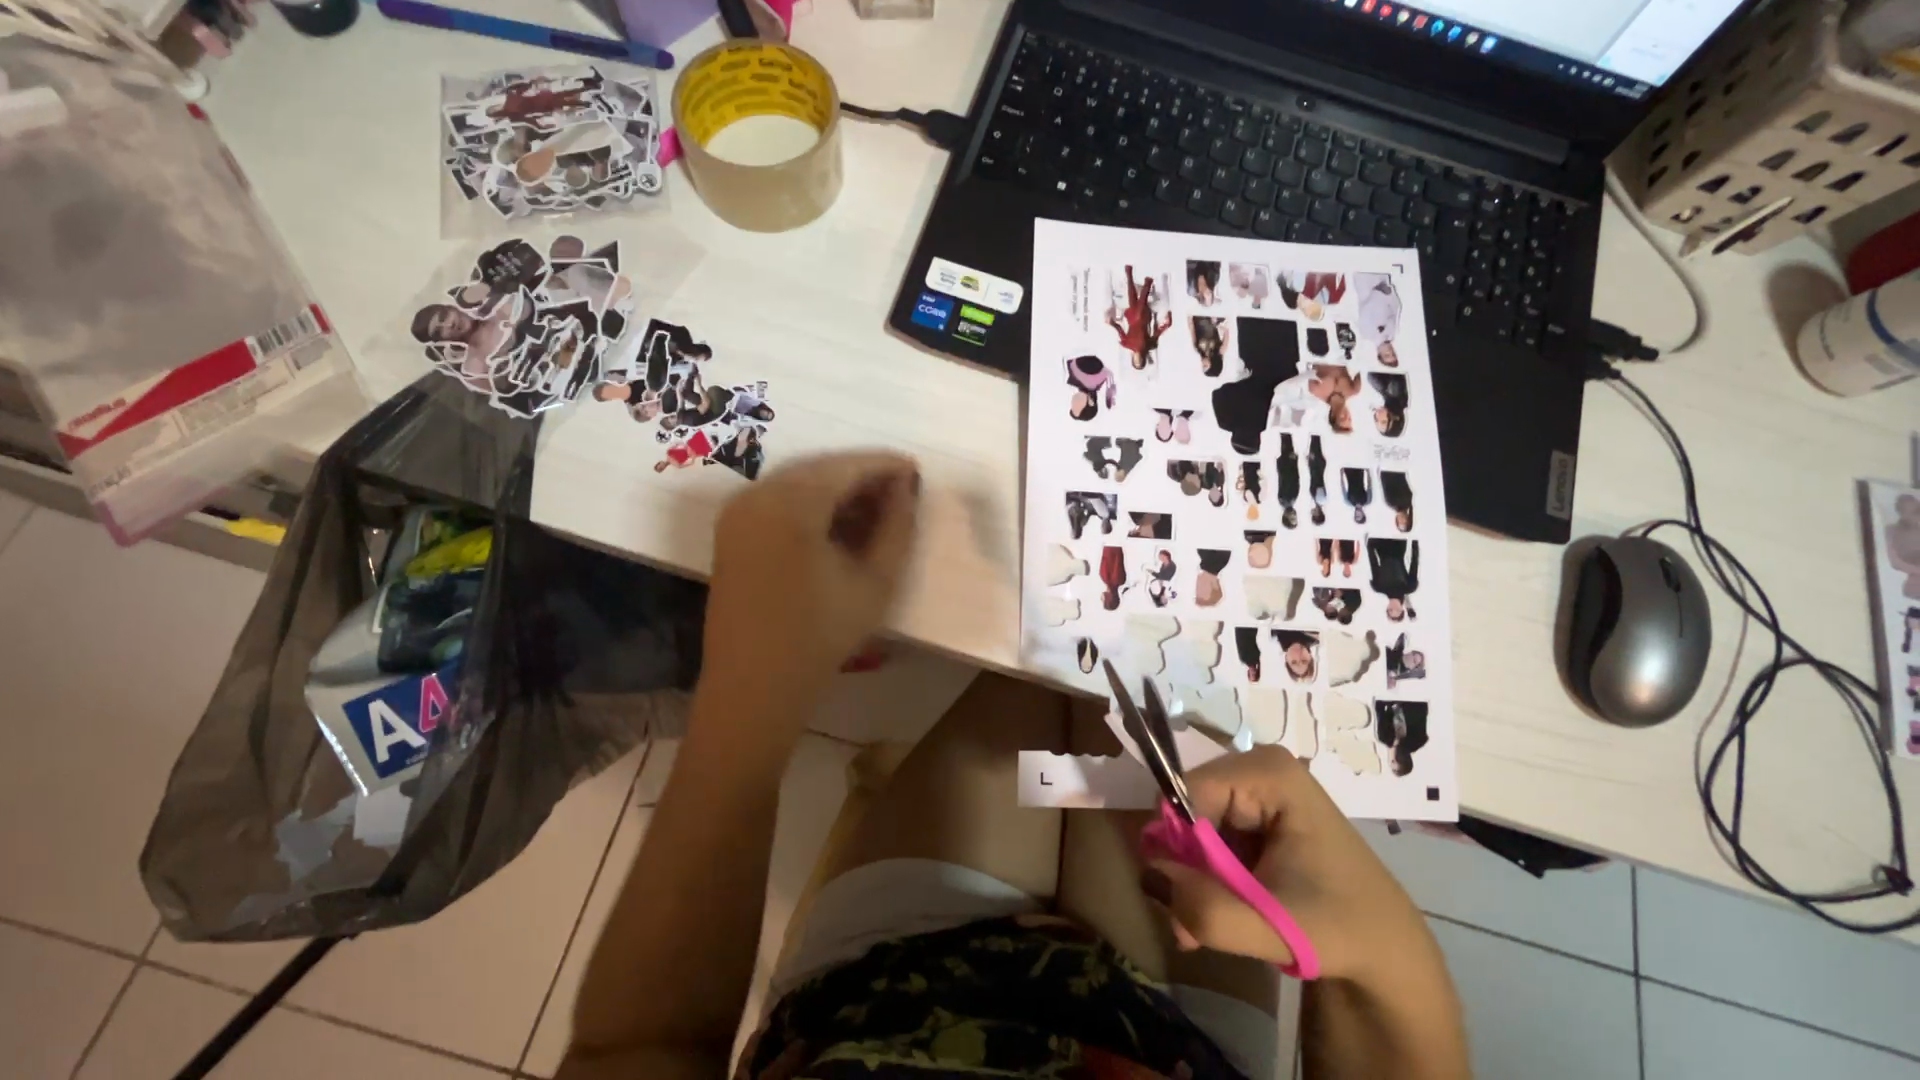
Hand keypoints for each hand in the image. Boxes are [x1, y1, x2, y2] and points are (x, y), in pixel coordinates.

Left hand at [702, 451, 920, 702]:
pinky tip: (839, 525)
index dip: (884, 465)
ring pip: (797, 483)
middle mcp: (757, 495)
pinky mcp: (731, 532)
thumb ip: (896, 526)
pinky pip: (778, 501)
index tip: (916, 470)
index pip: (846, 466)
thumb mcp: (875, 582)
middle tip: (900, 491)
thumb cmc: (821, 636)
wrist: (755, 684)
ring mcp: (738, 512)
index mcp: (791, 503)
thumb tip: (905, 488)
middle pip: (819, 469)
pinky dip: (811, 504)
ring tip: (875, 510)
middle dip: (861, 476)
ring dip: (836, 490)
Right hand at [1140, 746, 1429, 981]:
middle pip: (1186, 808)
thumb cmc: (1338, 930)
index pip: (1186, 794)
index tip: (1187, 902)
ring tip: (1203, 929)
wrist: (1387, 949)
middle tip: (1190, 927)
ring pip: (1192, 826)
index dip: (1177, 848)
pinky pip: (1207, 834)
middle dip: (1183, 869)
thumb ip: (1205, 906)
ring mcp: (1259, 788)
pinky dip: (1206, 876)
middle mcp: (1261, 767)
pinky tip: (1219, 911)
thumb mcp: (1269, 928)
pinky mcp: (1258, 810)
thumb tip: (1151, 874)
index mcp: (1270, 773)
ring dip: (1191, 879)